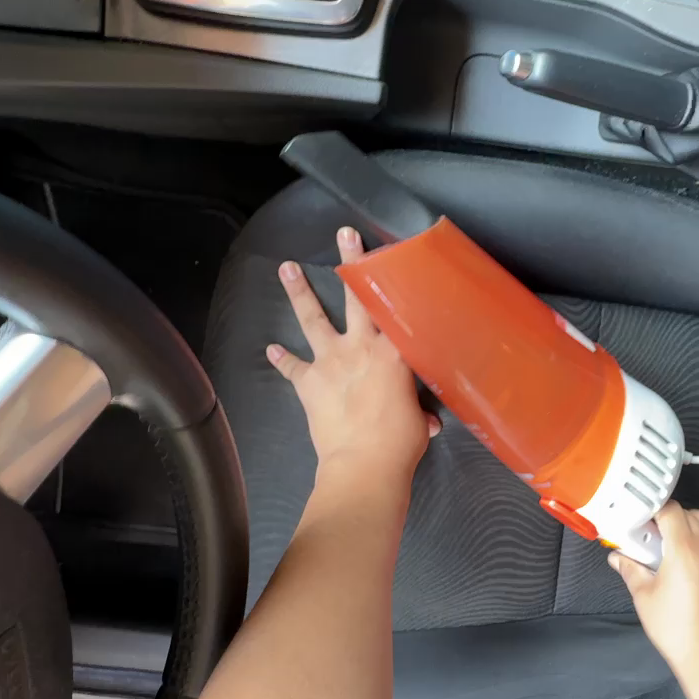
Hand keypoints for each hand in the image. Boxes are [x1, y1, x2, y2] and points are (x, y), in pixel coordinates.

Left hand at [268, 227, 440, 481]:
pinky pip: (292, 366)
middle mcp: (362, 347)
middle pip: (357, 297)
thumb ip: (419, 411)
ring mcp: (331, 361)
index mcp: (395, 353)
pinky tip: (272, 349)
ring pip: (313, 318)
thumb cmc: (401, 442)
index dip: (398, 281)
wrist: (363, 464)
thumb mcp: (419, 421)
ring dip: (299, 292)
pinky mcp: (308, 382)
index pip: (398, 309)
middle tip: (345, 235)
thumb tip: (426, 421)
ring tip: (287, 268)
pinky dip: (282, 359)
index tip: (396, 256)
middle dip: (352, 264)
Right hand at [608, 502, 698, 679]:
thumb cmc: (677, 629)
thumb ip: (631, 570)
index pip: (670, 510)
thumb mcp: (645, 598)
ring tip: (681, 538)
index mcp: (684, 548)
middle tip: (656, 537)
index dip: (655, 511)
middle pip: (690, 513)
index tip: (645, 521)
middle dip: (672, 518)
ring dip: (695, 521)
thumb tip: (618, 558)